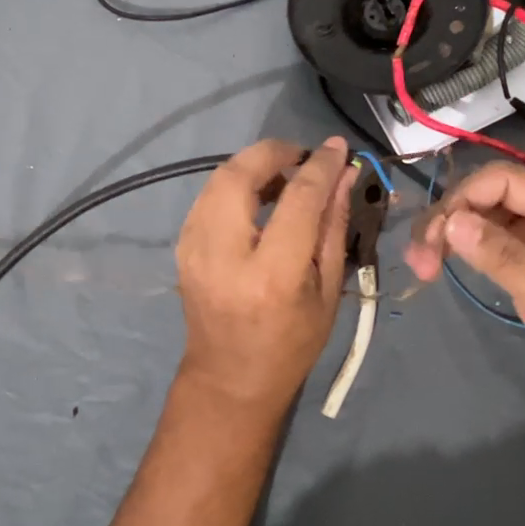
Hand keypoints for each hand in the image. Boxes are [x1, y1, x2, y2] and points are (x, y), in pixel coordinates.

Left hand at [173, 137, 355, 409]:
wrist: (229, 378)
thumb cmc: (291, 343)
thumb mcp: (326, 291)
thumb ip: (332, 226)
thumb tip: (342, 174)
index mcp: (272, 275)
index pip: (298, 200)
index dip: (320, 166)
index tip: (337, 147)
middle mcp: (225, 255)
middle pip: (240, 175)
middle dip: (273, 152)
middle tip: (302, 155)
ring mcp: (194, 249)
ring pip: (218, 179)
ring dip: (253, 165)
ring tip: (284, 177)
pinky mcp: (182, 246)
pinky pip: (208, 196)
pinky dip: (234, 184)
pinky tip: (258, 196)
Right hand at [404, 161, 524, 410]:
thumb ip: (506, 258)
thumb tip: (452, 221)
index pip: (500, 180)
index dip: (461, 200)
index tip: (435, 239)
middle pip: (483, 195)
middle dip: (446, 220)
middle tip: (419, 261)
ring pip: (478, 217)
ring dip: (446, 235)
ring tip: (422, 268)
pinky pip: (486, 240)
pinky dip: (460, 250)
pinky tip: (439, 267)